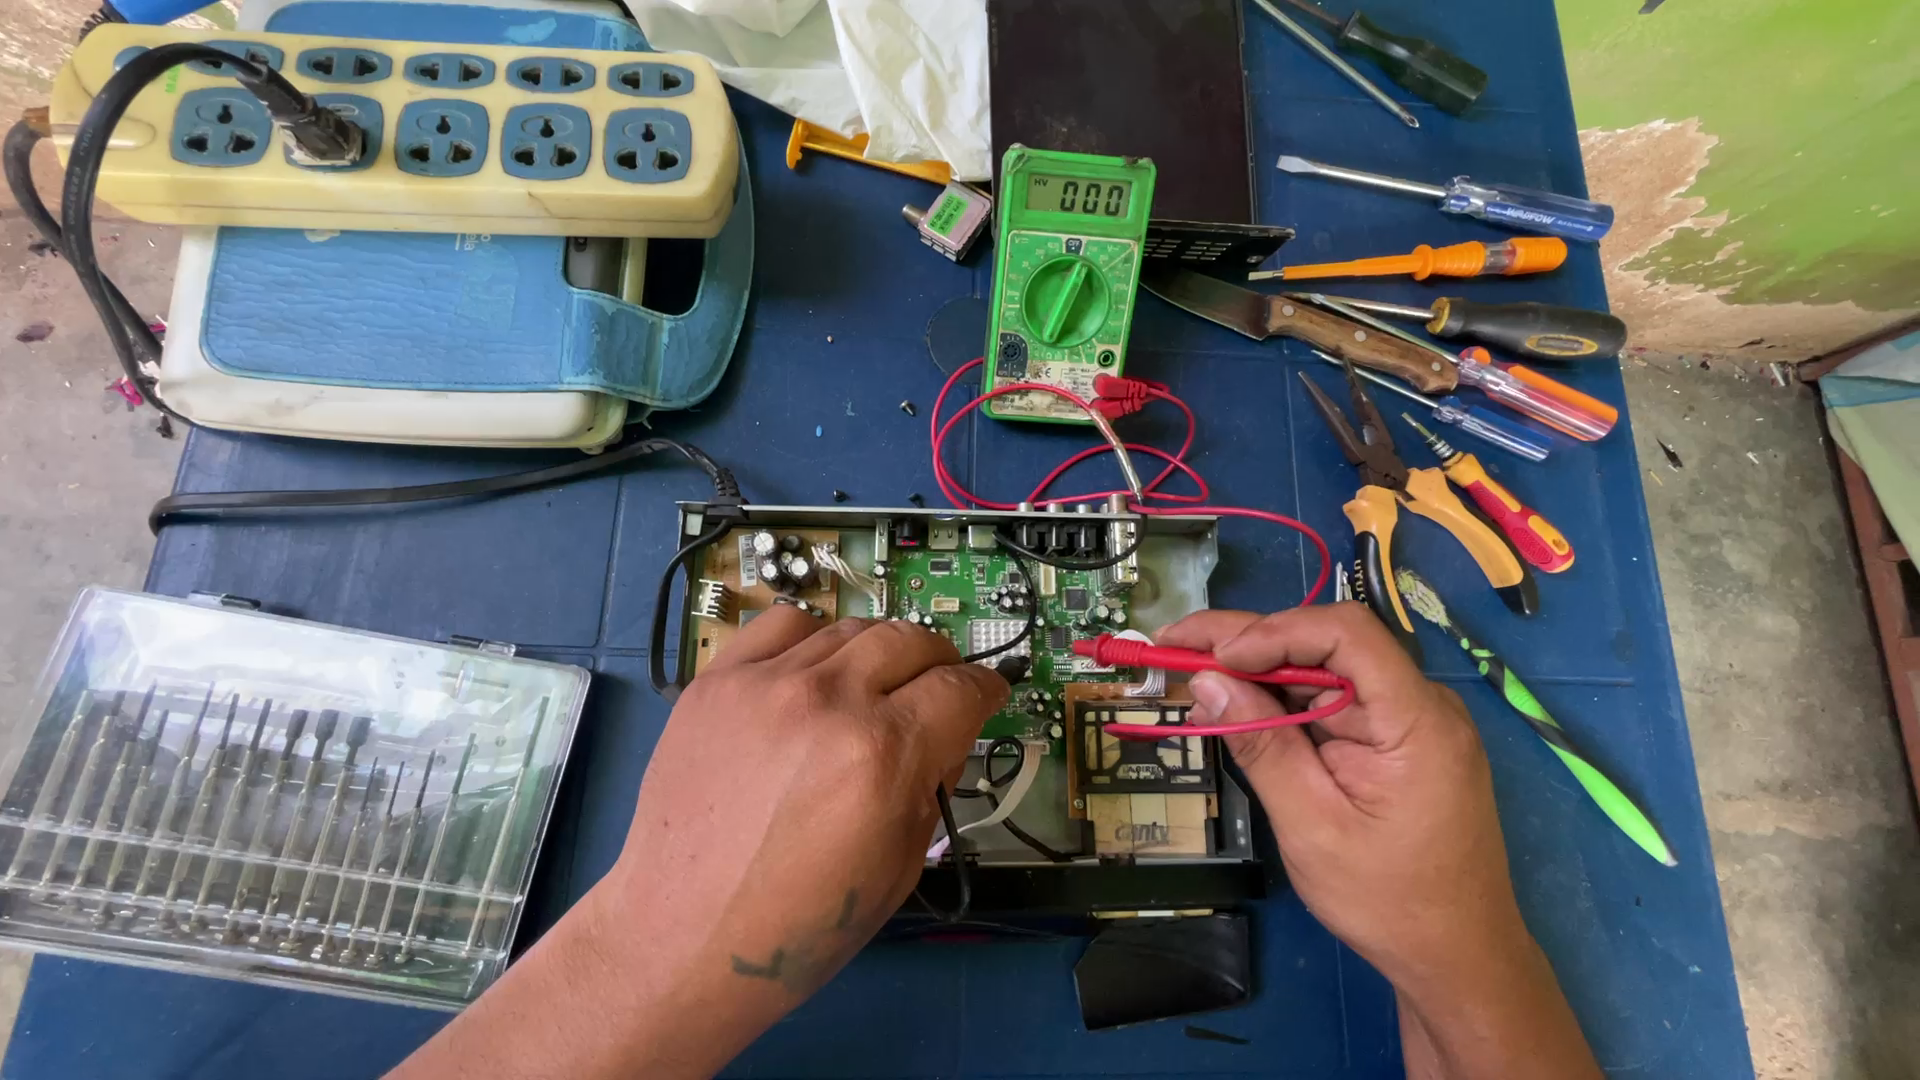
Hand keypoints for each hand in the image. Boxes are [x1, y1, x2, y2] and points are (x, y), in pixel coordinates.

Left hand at [390, 606, 1006, 1079]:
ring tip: (875, 682)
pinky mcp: (719, 680)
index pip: (961, 688)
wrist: (682, 937)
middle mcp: (829, 701)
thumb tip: (945, 729)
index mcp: (883, 754)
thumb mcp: (902, 863)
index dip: (986, 688)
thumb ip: (933, 779)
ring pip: (853, 627)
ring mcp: (767, 682)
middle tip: (937, 686)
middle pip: (912, 640)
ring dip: (881, 650)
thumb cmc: (801, 921)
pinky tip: (813, 670)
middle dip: (941, 661)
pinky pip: (786, 623)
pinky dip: (815, 637)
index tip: (986, 694)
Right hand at [1157, 603, 1520, 987]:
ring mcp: (1404, 719)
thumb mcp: (1311, 827)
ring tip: (1190, 670)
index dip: (1275, 631)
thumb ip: (1260, 747)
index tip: (1216, 657)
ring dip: (1253, 669)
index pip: (1347, 634)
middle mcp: (1417, 703)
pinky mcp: (1387, 737)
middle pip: (1325, 643)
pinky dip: (1274, 700)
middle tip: (1173, 643)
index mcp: (1416, 721)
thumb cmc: (1388, 901)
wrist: (1457, 959)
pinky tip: (1232, 703)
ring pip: (1318, 668)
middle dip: (1246, 641)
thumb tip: (1205, 680)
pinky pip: (1325, 700)